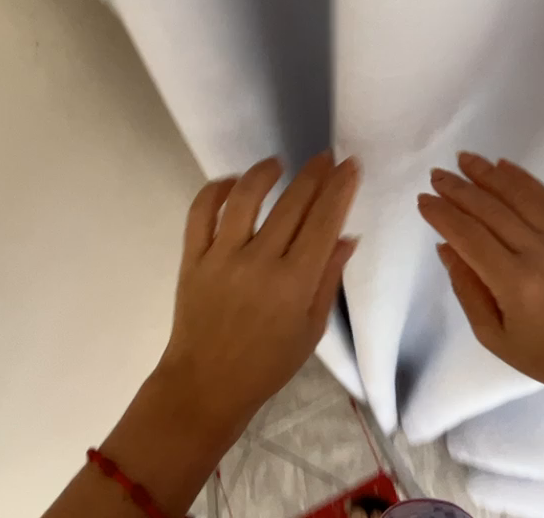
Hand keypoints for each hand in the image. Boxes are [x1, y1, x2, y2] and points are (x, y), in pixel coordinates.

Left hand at [157, 152, 359, 435]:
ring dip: (266, 172)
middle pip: (293, 203)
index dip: (340, 188)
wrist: (205, 387)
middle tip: (326, 157)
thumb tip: (347, 235)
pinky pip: (201, 212)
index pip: (324, 221)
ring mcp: (222, 258)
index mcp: (294, 284)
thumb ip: (329, 278)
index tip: (350, 165)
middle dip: (315, 174)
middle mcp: (259, 263)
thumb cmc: (268, 363)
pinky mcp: (193, 258)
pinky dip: (217, 190)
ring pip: (247, 197)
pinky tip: (234, 182)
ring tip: (279, 164)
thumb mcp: (311, 329)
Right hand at [419, 151, 543, 399]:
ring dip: (487, 174)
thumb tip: (445, 246)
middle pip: (490, 211)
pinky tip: (502, 165)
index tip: (423, 200)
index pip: (470, 237)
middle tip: (436, 175)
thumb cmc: (542, 354)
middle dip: (459, 190)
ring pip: (518, 196)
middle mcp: (538, 254)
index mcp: (515, 284)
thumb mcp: (492, 336)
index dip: (443, 215)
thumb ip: (466, 288)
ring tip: (464, 159)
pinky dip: (522, 179)